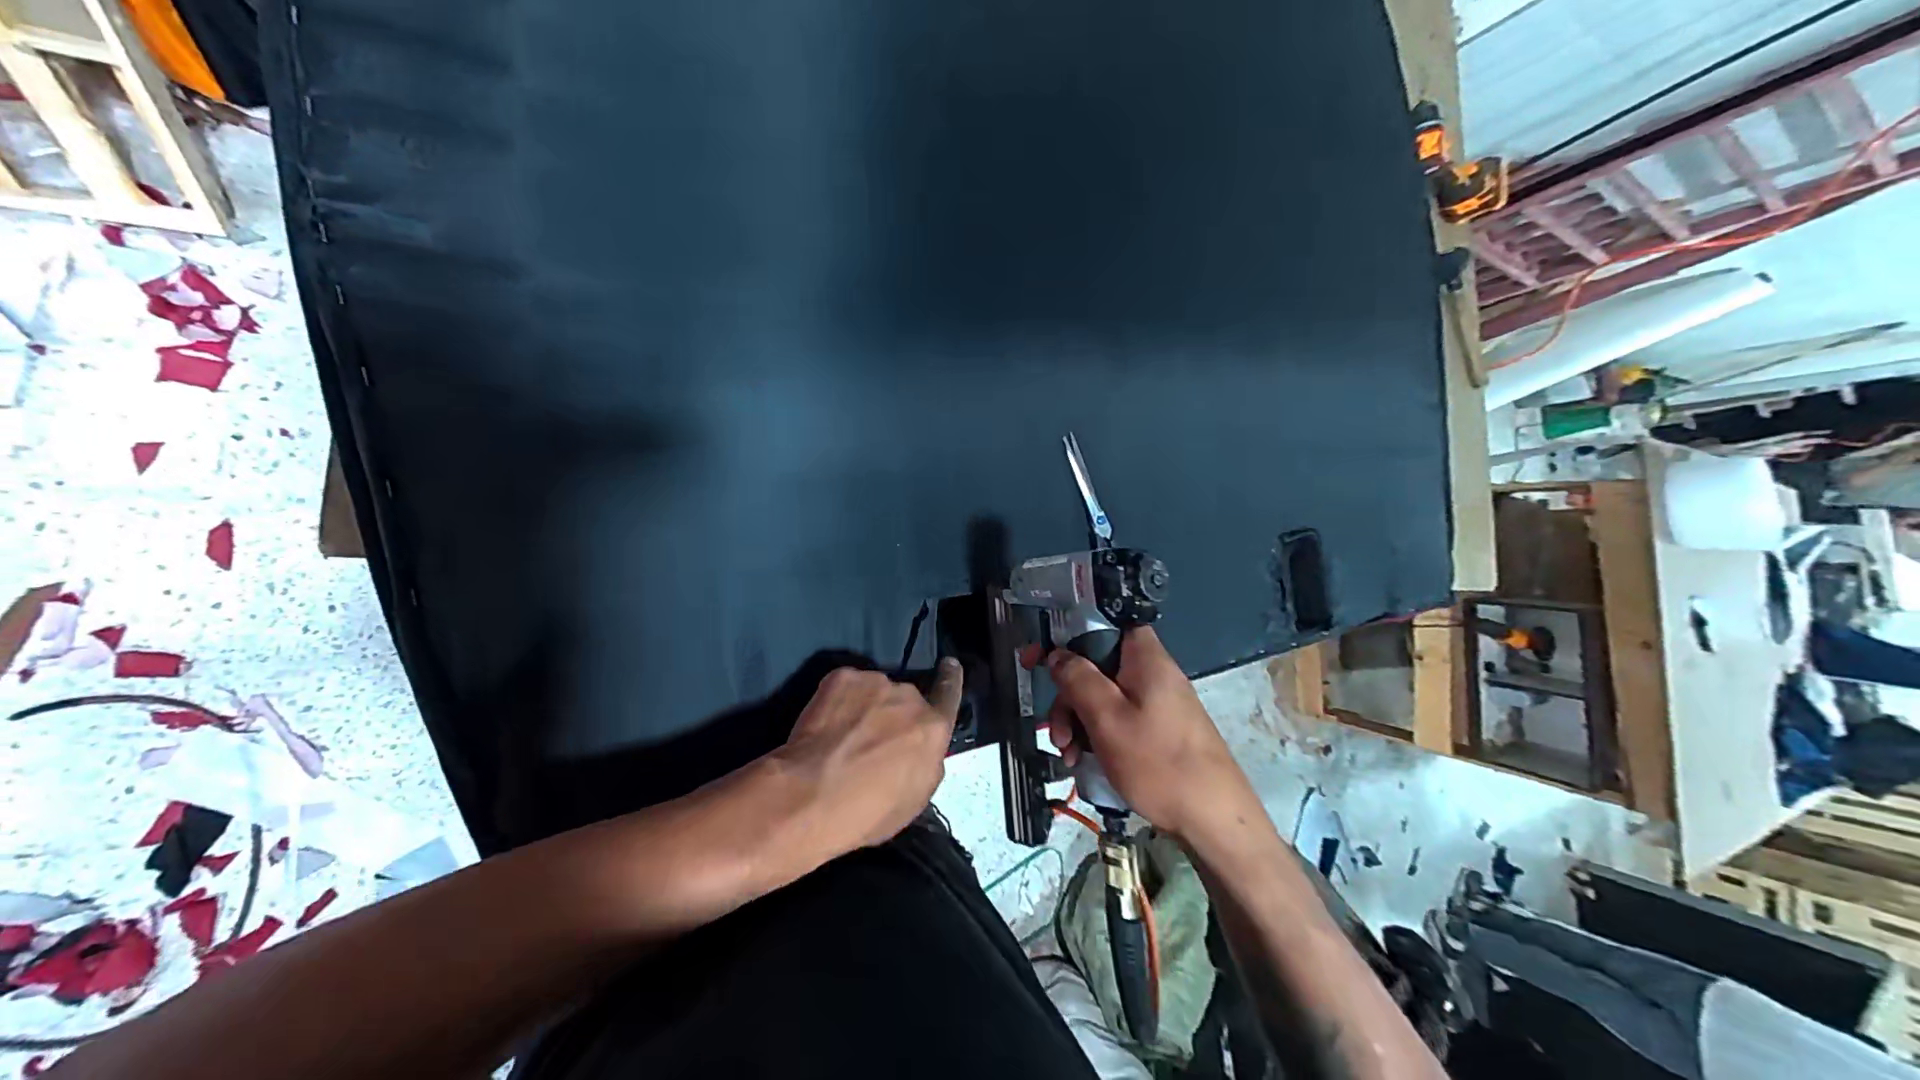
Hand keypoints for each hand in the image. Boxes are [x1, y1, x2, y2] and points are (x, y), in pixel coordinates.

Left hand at [773, 660, 962, 854]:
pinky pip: (847, 687)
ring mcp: (874, 682)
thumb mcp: (916, 798)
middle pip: (904, 700)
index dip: (950, 679)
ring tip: (843, 737)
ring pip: (874, 692)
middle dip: (893, 715)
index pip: (949, 693)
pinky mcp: (841, 677)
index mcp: (933, 728)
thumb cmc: (868, 810)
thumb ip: (926, 761)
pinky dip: (839, 702)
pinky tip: (826, 727)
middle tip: (871, 742)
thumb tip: (920, 747)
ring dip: (865, 708)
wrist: (811, 794)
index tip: (949, 665)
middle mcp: (909, 697)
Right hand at [1047, 627, 1255, 841]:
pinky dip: (1098, 737)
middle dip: (1068, 698)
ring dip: (1079, 724)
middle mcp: (1152, 673)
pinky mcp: (1159, 730)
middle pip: (1096, 667)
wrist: (1214, 819)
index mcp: (1144, 657)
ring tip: (1070, 758)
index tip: (1036, 660)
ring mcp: (1157, 703)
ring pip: (1104, 698)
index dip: (1066, 638)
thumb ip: (1077, 679)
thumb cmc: (1158, 762)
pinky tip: (1087, 763)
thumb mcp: (1107, 718)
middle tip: (1058, 734)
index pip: (1101, 625)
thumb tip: (1058, 653)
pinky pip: (1119, 720)